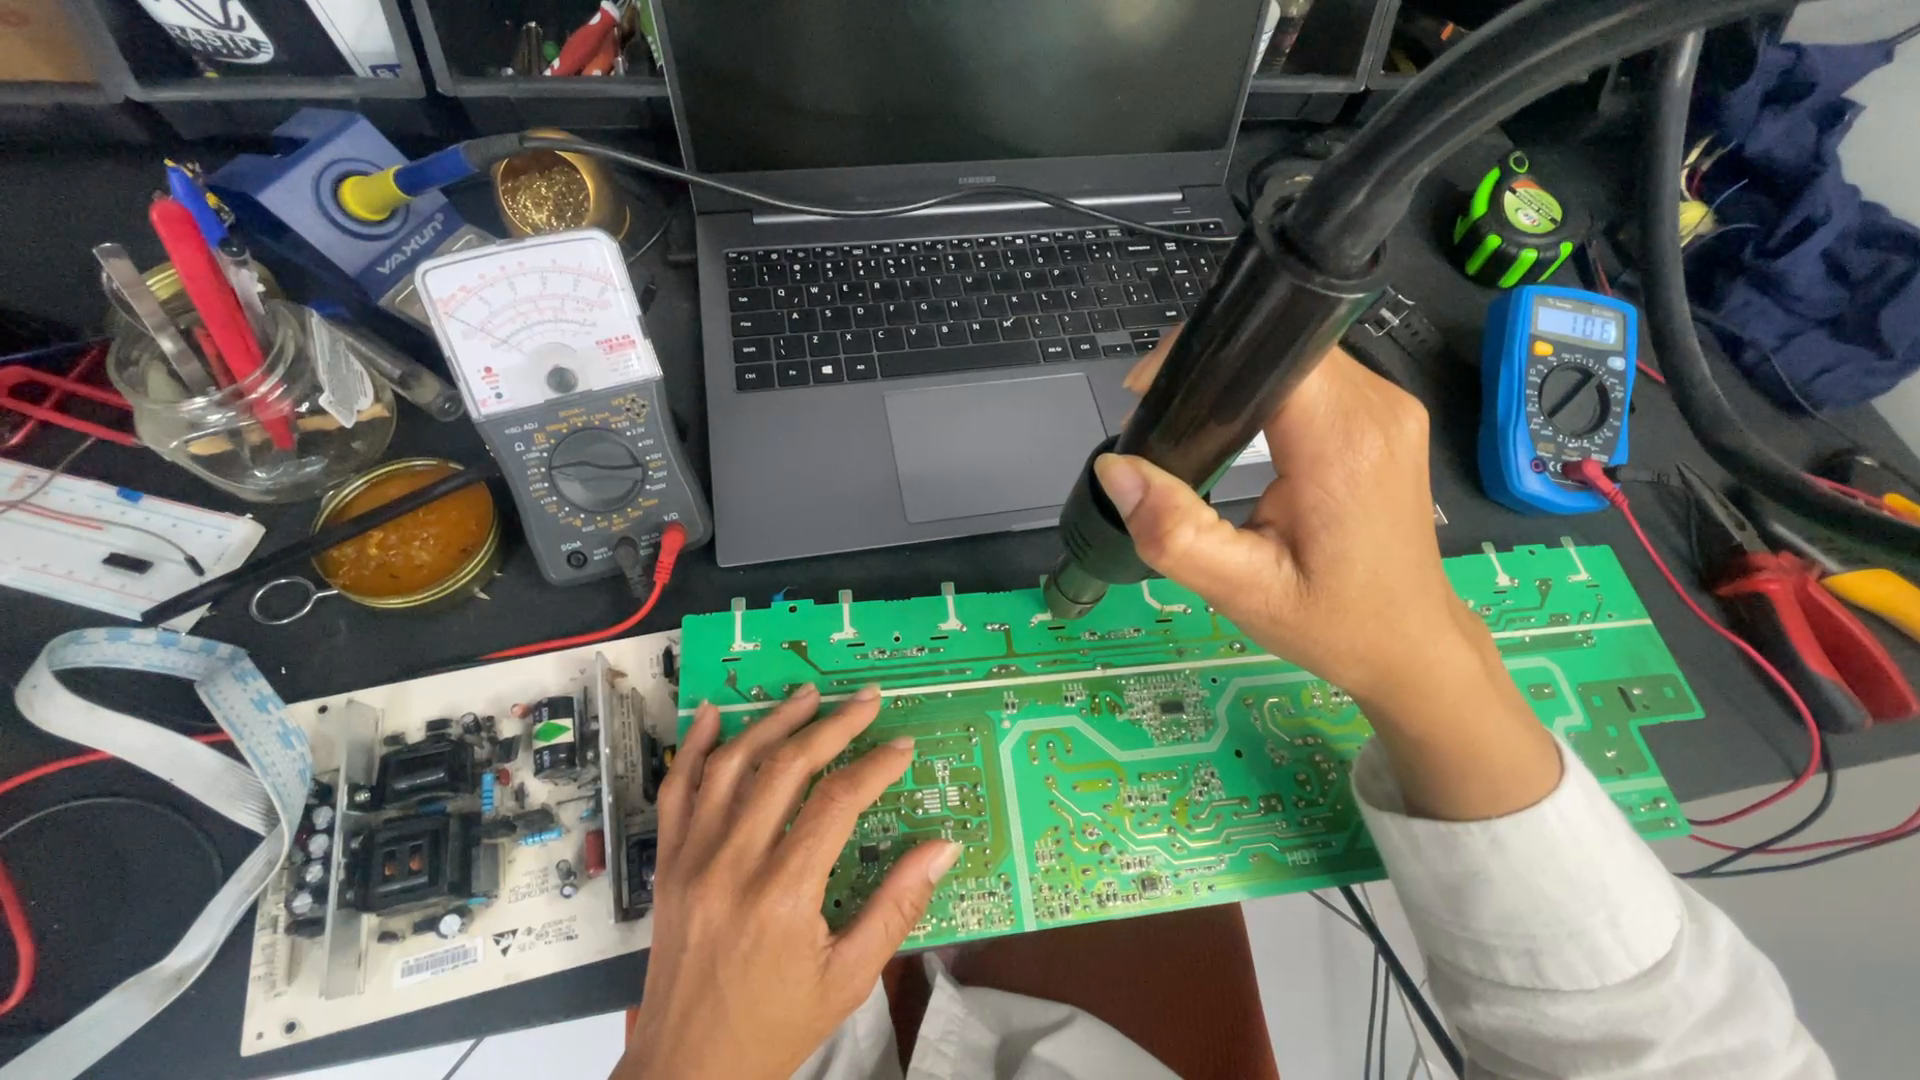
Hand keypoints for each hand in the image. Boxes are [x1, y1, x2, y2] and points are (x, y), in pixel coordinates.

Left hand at [617, 685, 963, 1079]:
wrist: (686, 1068)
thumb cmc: (776, 1026)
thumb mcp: (850, 978)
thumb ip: (898, 907)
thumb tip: (943, 847)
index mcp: (782, 895)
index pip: (835, 803)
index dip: (873, 766)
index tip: (902, 747)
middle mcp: (732, 863)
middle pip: (786, 768)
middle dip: (833, 725)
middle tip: (867, 699)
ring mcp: (692, 858)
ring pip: (731, 766)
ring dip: (773, 722)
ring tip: (809, 694)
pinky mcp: (668, 863)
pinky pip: (675, 791)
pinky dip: (693, 747)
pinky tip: (712, 714)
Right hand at [1109, 340, 1467, 702]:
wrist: (1410, 644)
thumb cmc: (1334, 622)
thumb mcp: (1242, 591)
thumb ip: (1175, 532)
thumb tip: (1116, 469)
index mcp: (1343, 442)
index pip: (1270, 352)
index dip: (1203, 357)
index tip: (1149, 393)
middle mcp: (1375, 408)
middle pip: (1279, 348)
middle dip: (1210, 371)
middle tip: (1161, 422)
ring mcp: (1386, 408)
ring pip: (1293, 359)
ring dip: (1235, 382)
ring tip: (1191, 431)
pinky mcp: (1382, 418)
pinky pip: (1312, 380)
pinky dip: (1264, 394)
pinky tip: (1235, 434)